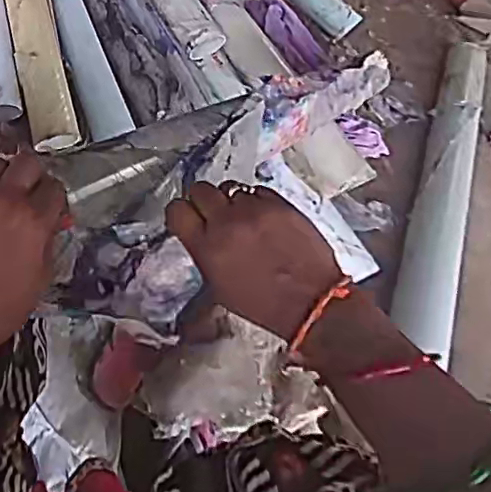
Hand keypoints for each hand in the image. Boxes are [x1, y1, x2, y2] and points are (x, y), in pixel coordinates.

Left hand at [0, 151, 66, 348]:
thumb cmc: (7, 299)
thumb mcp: (44, 272)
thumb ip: (50, 237)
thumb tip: (53, 219)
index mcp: (35, 220)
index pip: (55, 188)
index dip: (55, 197)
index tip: (52, 204)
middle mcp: (8, 200)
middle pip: (28, 162)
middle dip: (34, 175)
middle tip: (32, 190)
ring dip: (5, 173)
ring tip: (5, 189)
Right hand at [167, 181, 343, 339]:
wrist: (313, 304)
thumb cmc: (262, 303)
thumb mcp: (217, 284)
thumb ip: (202, 250)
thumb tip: (197, 231)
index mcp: (205, 247)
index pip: (177, 209)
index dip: (181, 211)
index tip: (189, 217)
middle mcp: (226, 223)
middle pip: (200, 189)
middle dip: (205, 200)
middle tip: (216, 213)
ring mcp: (254, 211)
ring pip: (230, 187)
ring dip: (232, 200)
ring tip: (244, 217)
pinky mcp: (279, 204)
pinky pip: (257, 190)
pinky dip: (257, 201)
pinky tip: (264, 218)